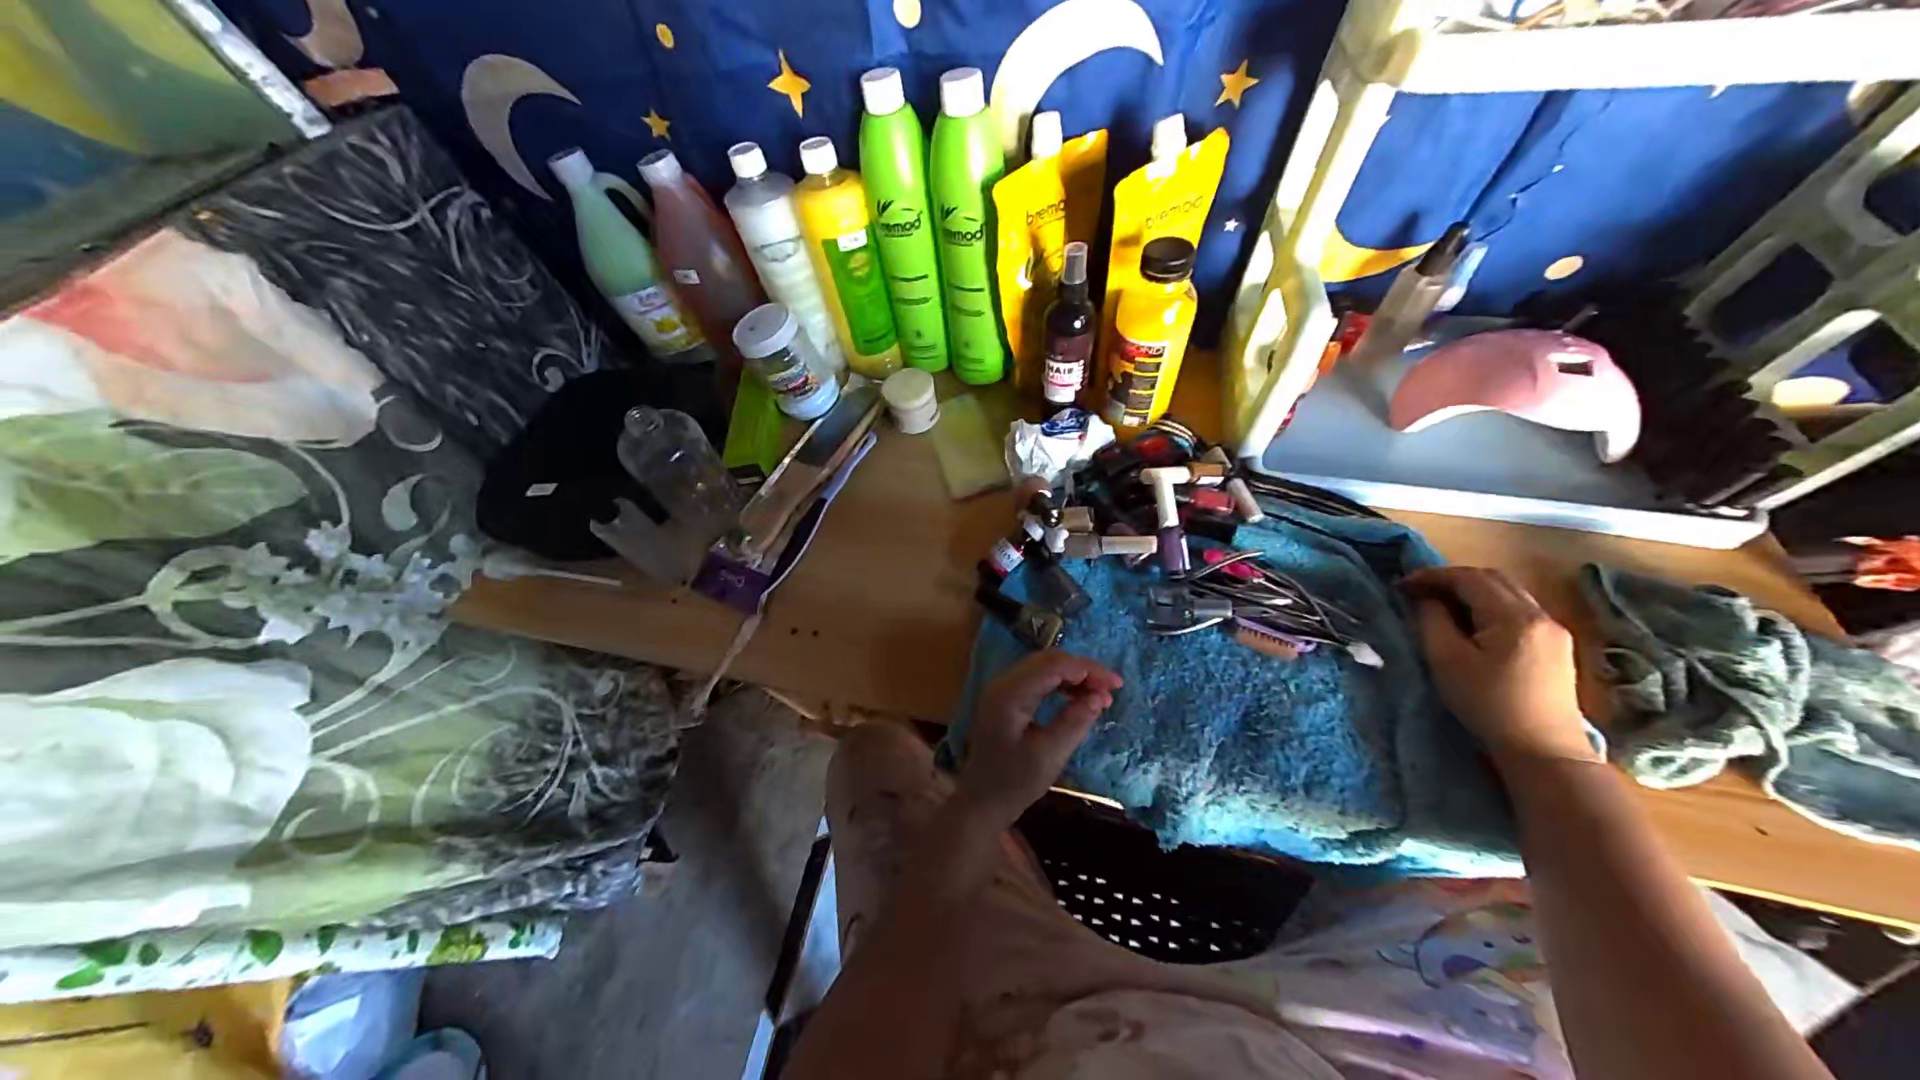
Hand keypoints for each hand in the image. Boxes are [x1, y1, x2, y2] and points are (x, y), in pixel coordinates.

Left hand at [957, 651, 1121, 829]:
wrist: (981, 802)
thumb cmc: (1014, 783)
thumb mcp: (1050, 756)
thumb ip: (1075, 722)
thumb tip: (1100, 697)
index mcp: (1009, 694)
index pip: (1053, 665)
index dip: (1088, 669)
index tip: (1116, 684)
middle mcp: (1003, 683)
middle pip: (1048, 661)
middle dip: (1083, 670)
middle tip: (1111, 689)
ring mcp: (1002, 689)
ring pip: (1044, 667)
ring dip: (1074, 676)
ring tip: (1100, 695)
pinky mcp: (1006, 698)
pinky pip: (1038, 679)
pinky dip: (1061, 684)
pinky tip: (1079, 697)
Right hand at [1403, 566, 1599, 770]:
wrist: (1543, 752)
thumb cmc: (1488, 706)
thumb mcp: (1447, 661)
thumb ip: (1432, 621)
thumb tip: (1424, 599)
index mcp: (1515, 617)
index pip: (1469, 578)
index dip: (1432, 576)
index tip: (1401, 586)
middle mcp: (1541, 615)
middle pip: (1493, 579)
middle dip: (1452, 579)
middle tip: (1419, 592)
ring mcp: (1554, 631)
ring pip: (1508, 593)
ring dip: (1471, 592)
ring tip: (1440, 606)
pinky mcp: (1557, 647)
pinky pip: (1519, 611)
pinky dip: (1489, 606)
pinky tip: (1471, 624)